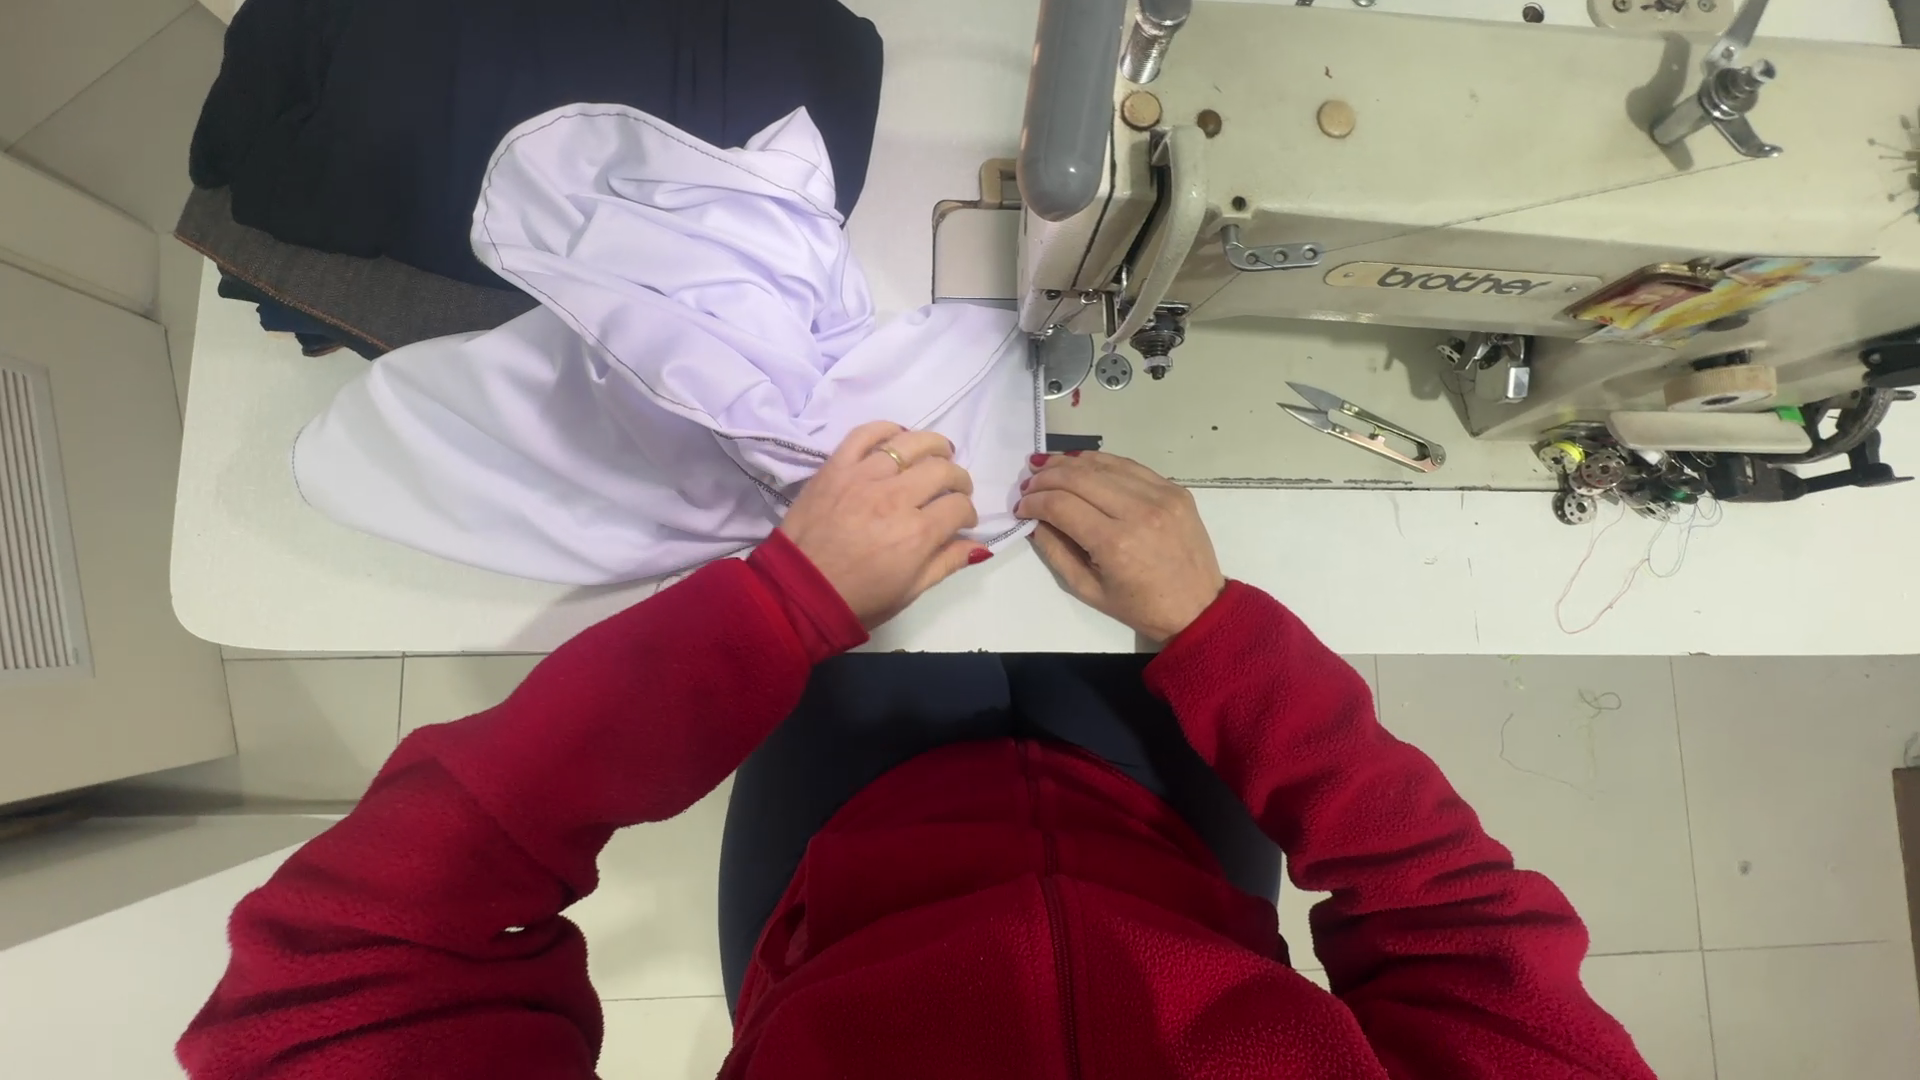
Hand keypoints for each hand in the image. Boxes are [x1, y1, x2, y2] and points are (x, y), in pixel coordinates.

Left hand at [779, 422, 987, 627]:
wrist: (797, 593)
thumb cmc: (858, 599)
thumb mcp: (910, 591)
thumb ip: (946, 563)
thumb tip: (980, 546)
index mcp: (918, 533)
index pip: (959, 506)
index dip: (968, 513)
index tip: (963, 520)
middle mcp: (895, 497)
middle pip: (942, 469)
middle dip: (958, 479)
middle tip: (954, 488)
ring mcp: (863, 477)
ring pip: (910, 444)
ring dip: (933, 446)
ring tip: (938, 453)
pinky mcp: (835, 467)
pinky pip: (865, 434)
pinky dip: (886, 430)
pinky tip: (897, 437)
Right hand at [1016, 452, 1224, 642]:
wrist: (1198, 607)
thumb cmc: (1140, 606)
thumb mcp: (1088, 589)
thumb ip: (1056, 551)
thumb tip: (1035, 520)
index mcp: (1115, 544)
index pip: (1061, 505)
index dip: (1034, 502)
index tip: (1021, 507)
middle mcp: (1138, 512)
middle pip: (1078, 478)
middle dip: (1046, 477)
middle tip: (1028, 484)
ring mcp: (1161, 496)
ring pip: (1102, 465)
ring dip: (1068, 463)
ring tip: (1046, 466)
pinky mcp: (1175, 489)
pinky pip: (1129, 465)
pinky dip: (1100, 462)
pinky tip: (1080, 463)